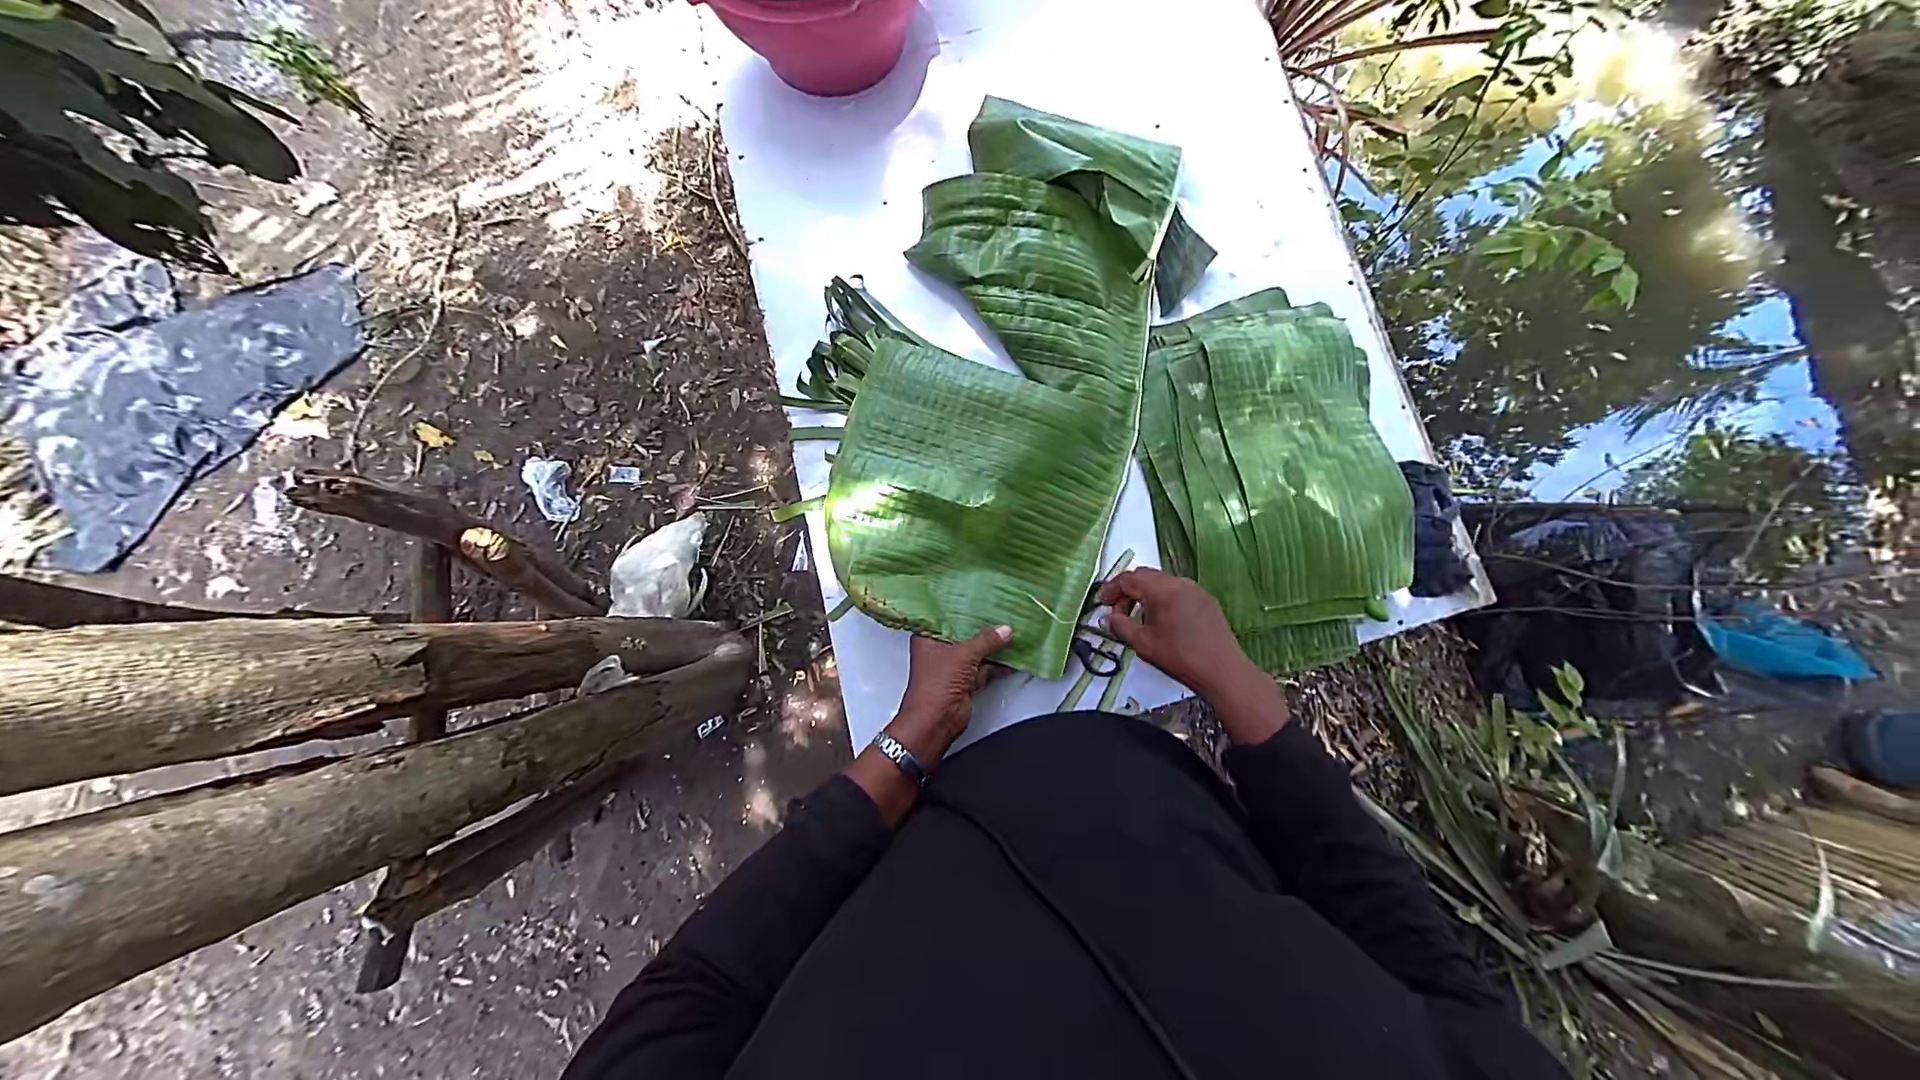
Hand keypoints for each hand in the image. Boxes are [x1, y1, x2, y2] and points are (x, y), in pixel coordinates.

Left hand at [847, 625, 1012, 826]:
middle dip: (983, 626)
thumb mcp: (963, 654)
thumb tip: (1005, 629)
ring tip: (1014, 629)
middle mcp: (940, 649)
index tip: (981, 594)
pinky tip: (1015, 653)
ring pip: (977, 651)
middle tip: (1003, 609)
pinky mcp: (965, 681)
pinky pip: (984, 667)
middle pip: (965, 633)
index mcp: (928, 636)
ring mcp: (953, 666)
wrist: (936, 721)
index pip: (946, 615)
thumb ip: (985, 640)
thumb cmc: (937, 684)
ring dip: (994, 645)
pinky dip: (998, 662)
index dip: (963, 606)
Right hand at [1099, 567, 1288, 743]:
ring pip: (1161, 582)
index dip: (1112, 589)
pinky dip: (1161, 598)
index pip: (1129, 579)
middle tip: (1117, 610)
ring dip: (1145, 594)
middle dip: (1127, 590)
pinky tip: (1161, 619)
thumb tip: (1109, 617)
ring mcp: (1194, 589)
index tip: (1103, 603)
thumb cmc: (1180, 656)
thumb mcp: (1142, 643)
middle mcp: (1179, 582)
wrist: (1222, 669)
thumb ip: (1120, 625)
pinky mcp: (1205, 599)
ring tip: (1138, 617)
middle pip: (1145, 576)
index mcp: (1162, 589)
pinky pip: (1176, 590)